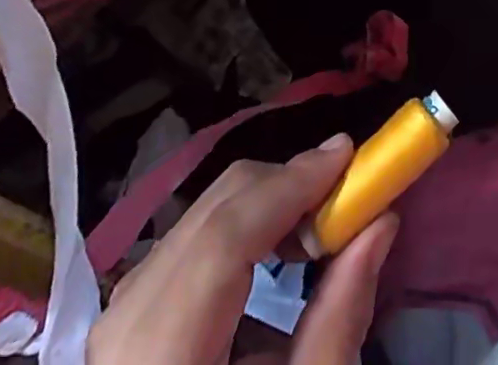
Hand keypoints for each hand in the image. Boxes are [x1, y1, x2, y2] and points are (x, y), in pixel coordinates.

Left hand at [87, 134, 399, 364]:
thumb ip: (342, 314)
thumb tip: (382, 221)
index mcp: (162, 358)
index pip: (223, 240)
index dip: (288, 186)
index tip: (347, 153)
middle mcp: (123, 325)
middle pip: (210, 214)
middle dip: (284, 188)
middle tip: (344, 191)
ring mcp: (116, 317)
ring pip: (199, 218)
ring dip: (264, 206)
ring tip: (316, 229)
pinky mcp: (125, 314)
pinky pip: (187, 242)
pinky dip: (239, 231)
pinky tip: (275, 256)